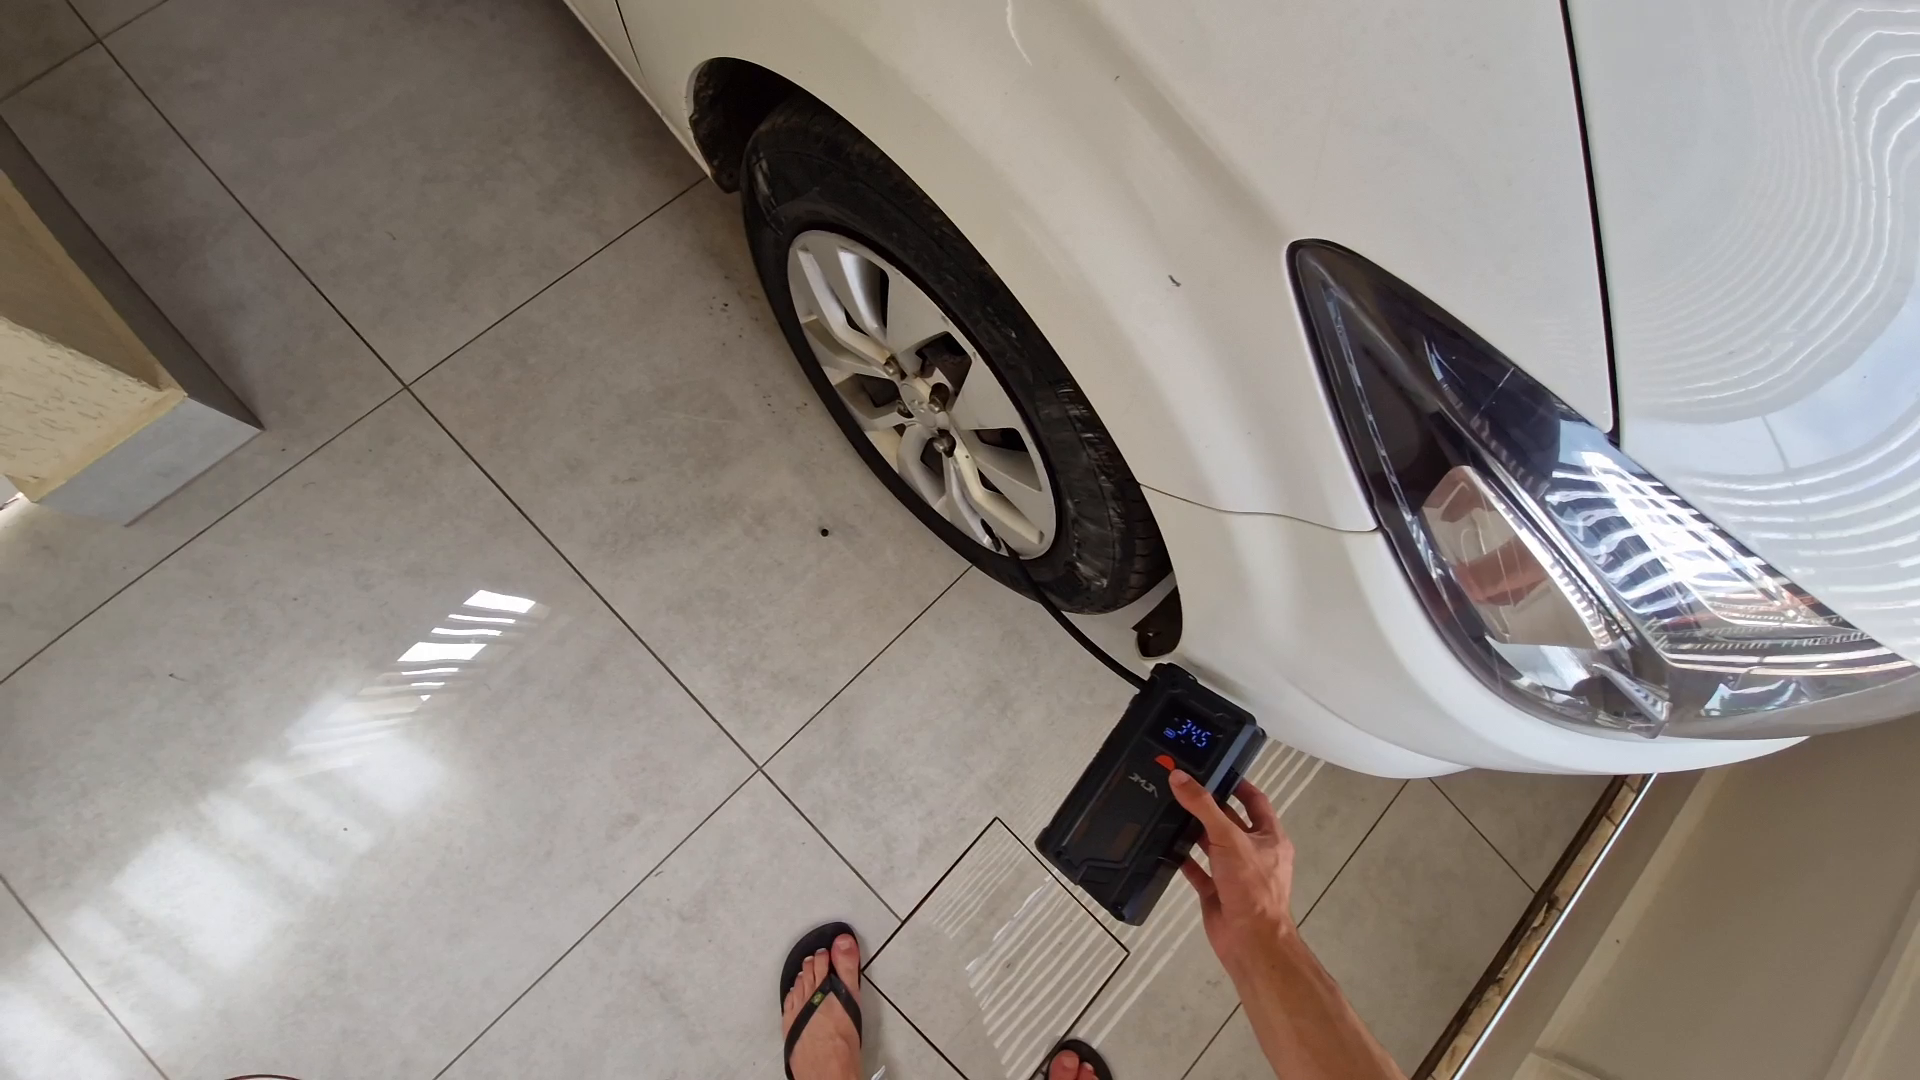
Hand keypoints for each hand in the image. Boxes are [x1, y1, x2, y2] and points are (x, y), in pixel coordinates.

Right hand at [1170, 770, 1296, 982]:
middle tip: (1182, 788)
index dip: (1237, 784)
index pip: (1255, 801)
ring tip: (1170, 811)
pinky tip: (1167, 846)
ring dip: (1195, 831)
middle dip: (1209, 807)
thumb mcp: (1228, 837)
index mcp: (1269, 838)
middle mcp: (1255, 853)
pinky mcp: (1218, 891)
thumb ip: (1202, 806)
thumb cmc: (1251, 886)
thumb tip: (1179, 777)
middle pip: (1230, 821)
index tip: (1214, 770)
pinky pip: (1198, 869)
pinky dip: (1184, 858)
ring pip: (1213, 845)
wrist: (1251, 942)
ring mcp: (1236, 873)